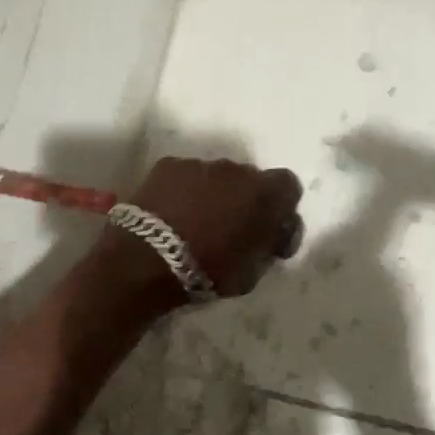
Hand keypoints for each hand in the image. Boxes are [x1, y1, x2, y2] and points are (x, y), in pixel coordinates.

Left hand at [97, 157, 303, 303]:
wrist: (146, 261)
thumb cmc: (207, 270)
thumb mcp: (253, 270)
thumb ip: (270, 243)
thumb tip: (276, 231)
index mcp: (265, 193)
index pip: (288, 188)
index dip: (280, 209)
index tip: (267, 231)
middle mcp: (237, 169)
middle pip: (248, 179)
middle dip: (243, 199)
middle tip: (227, 228)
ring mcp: (199, 164)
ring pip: (214, 176)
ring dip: (211, 194)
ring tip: (192, 222)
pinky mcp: (167, 166)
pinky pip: (184, 176)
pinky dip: (182, 191)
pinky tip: (169, 213)